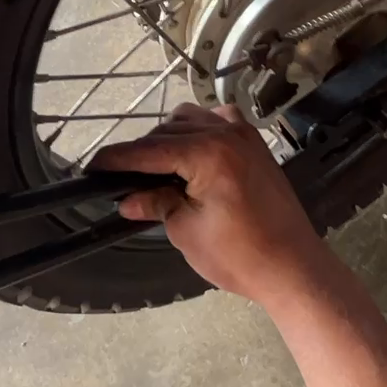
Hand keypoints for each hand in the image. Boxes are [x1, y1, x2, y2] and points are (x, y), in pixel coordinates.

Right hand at [90, 103, 330, 303]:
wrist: (292, 266)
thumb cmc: (241, 255)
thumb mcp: (187, 231)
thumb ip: (156, 204)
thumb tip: (127, 198)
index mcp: (209, 153)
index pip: (150, 149)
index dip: (118, 158)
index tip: (94, 166)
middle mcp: (227, 133)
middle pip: (168, 130)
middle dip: (142, 152)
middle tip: (122, 178)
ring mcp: (245, 135)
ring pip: (191, 119)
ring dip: (169, 138)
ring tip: (154, 169)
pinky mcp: (255, 144)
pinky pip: (218, 121)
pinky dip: (199, 130)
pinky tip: (190, 153)